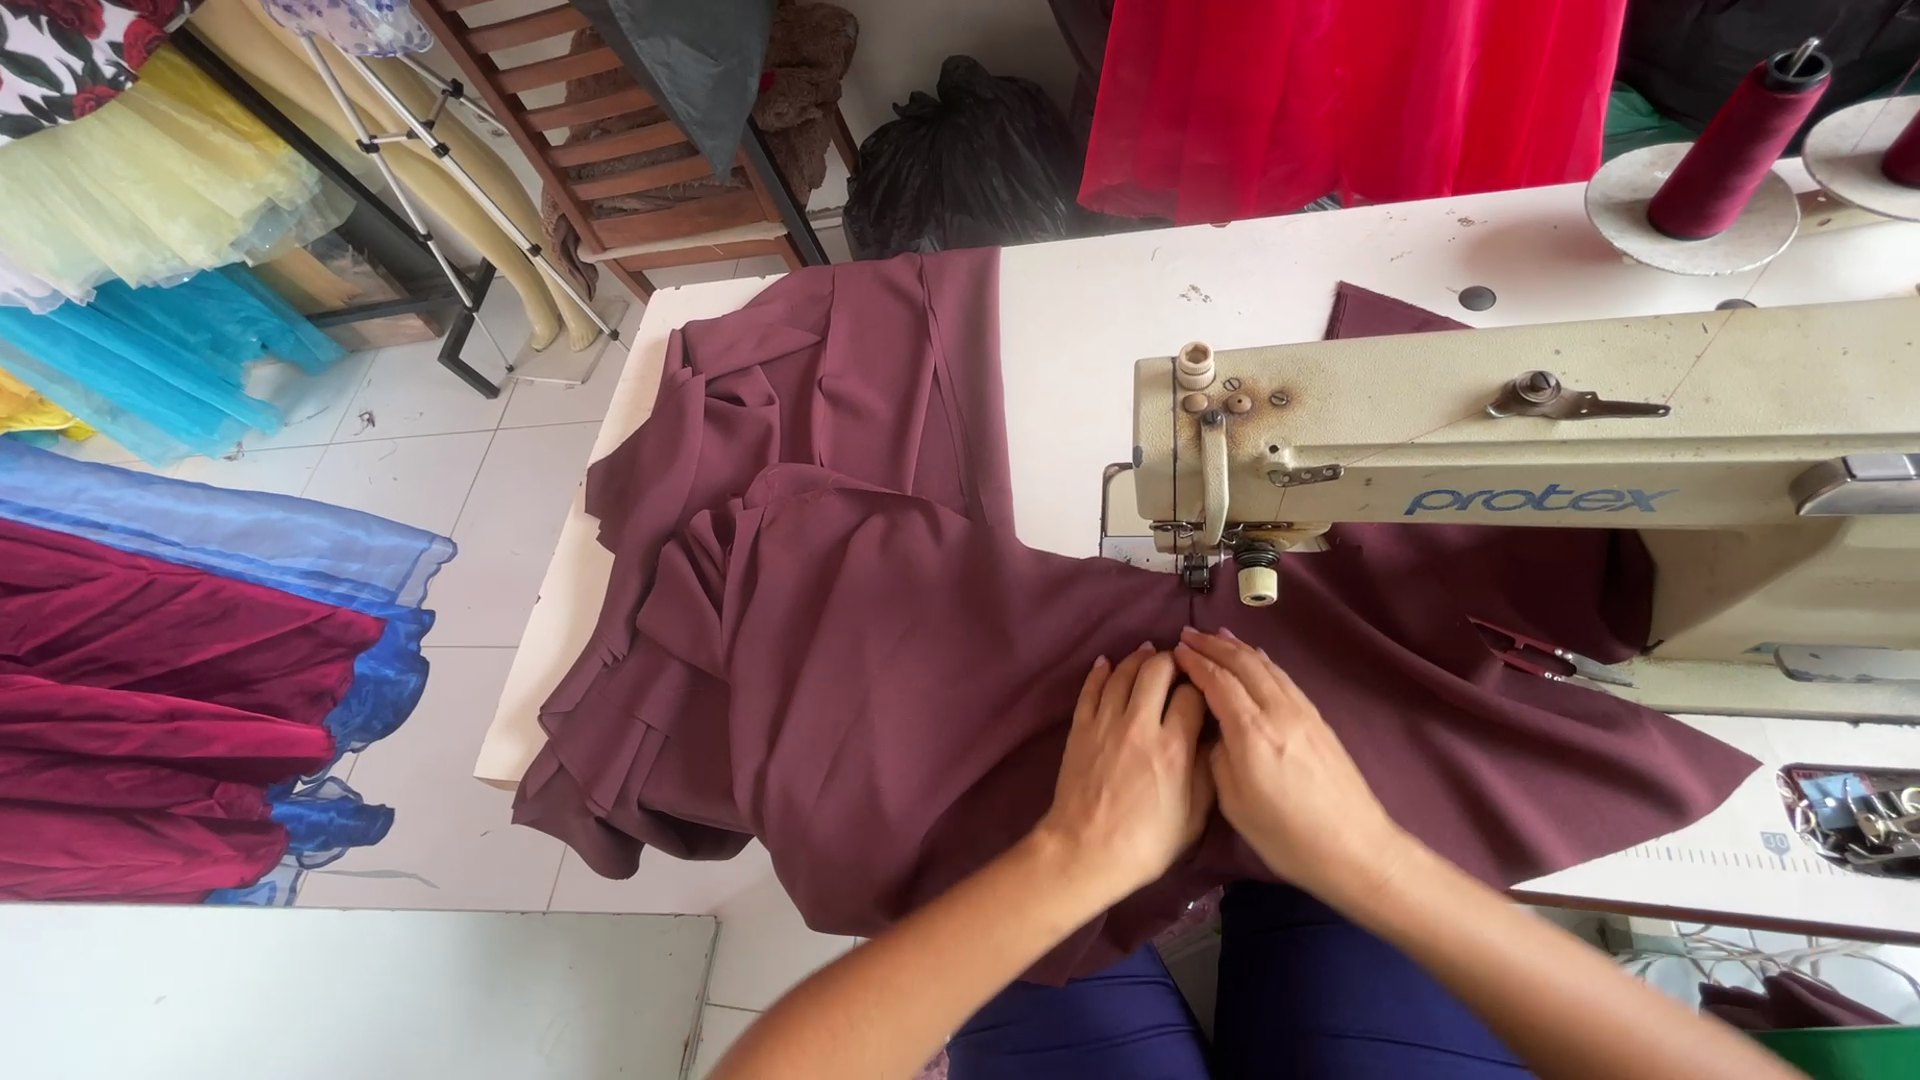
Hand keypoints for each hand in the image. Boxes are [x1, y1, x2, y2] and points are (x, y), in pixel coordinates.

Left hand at [1030, 644, 1214, 901]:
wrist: (1086, 849)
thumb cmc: (1146, 841)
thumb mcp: (1194, 815)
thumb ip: (1206, 771)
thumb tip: (1215, 738)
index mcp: (1173, 747)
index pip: (1193, 694)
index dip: (1203, 684)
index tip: (1207, 684)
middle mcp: (1139, 724)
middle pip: (1157, 671)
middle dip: (1172, 660)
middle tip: (1179, 662)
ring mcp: (1105, 722)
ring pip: (1123, 673)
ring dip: (1138, 658)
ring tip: (1149, 652)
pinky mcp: (1080, 727)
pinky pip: (1090, 688)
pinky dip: (1100, 671)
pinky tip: (1107, 662)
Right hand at [1173, 627, 1412, 900]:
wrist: (1357, 850)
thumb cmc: (1287, 835)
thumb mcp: (1234, 803)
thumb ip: (1218, 757)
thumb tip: (1217, 733)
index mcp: (1251, 732)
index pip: (1217, 681)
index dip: (1194, 662)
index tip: (1174, 651)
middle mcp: (1278, 711)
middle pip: (1242, 663)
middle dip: (1212, 645)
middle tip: (1187, 634)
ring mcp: (1302, 712)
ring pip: (1266, 666)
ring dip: (1237, 648)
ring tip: (1216, 636)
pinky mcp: (1319, 720)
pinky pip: (1282, 677)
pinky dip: (1262, 661)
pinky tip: (1255, 658)